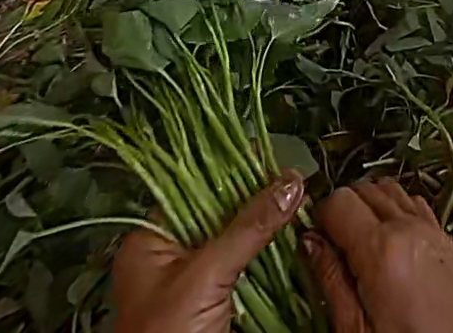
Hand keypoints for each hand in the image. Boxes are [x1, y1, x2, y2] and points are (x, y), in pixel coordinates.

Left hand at [112, 169, 306, 332]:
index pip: (195, 184)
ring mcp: (196, 279)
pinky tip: (294, 234)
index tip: (269, 152)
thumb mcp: (204, 278)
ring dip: (269, 222)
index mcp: (152, 240)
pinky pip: (248, 264)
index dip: (232, 166)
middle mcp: (173, 254)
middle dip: (257, 194)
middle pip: (221, 208)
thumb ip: (247, 228)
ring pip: (238, 236)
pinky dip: (271, 251)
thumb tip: (290, 181)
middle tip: (293, 177)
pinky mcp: (219, 300)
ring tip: (300, 199)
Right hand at [303, 179, 452, 332]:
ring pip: (387, 188)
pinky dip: (395, 206)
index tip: (314, 239)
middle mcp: (407, 227)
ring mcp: (429, 228)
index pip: (339, 201)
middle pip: (362, 188)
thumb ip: (331, 280)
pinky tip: (388, 236)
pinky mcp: (444, 236)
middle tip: (332, 243)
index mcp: (381, 250)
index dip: (320, 217)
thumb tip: (309, 243)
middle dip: (342, 209)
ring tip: (358, 240)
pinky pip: (412, 201)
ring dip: (368, 203)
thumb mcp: (356, 330)